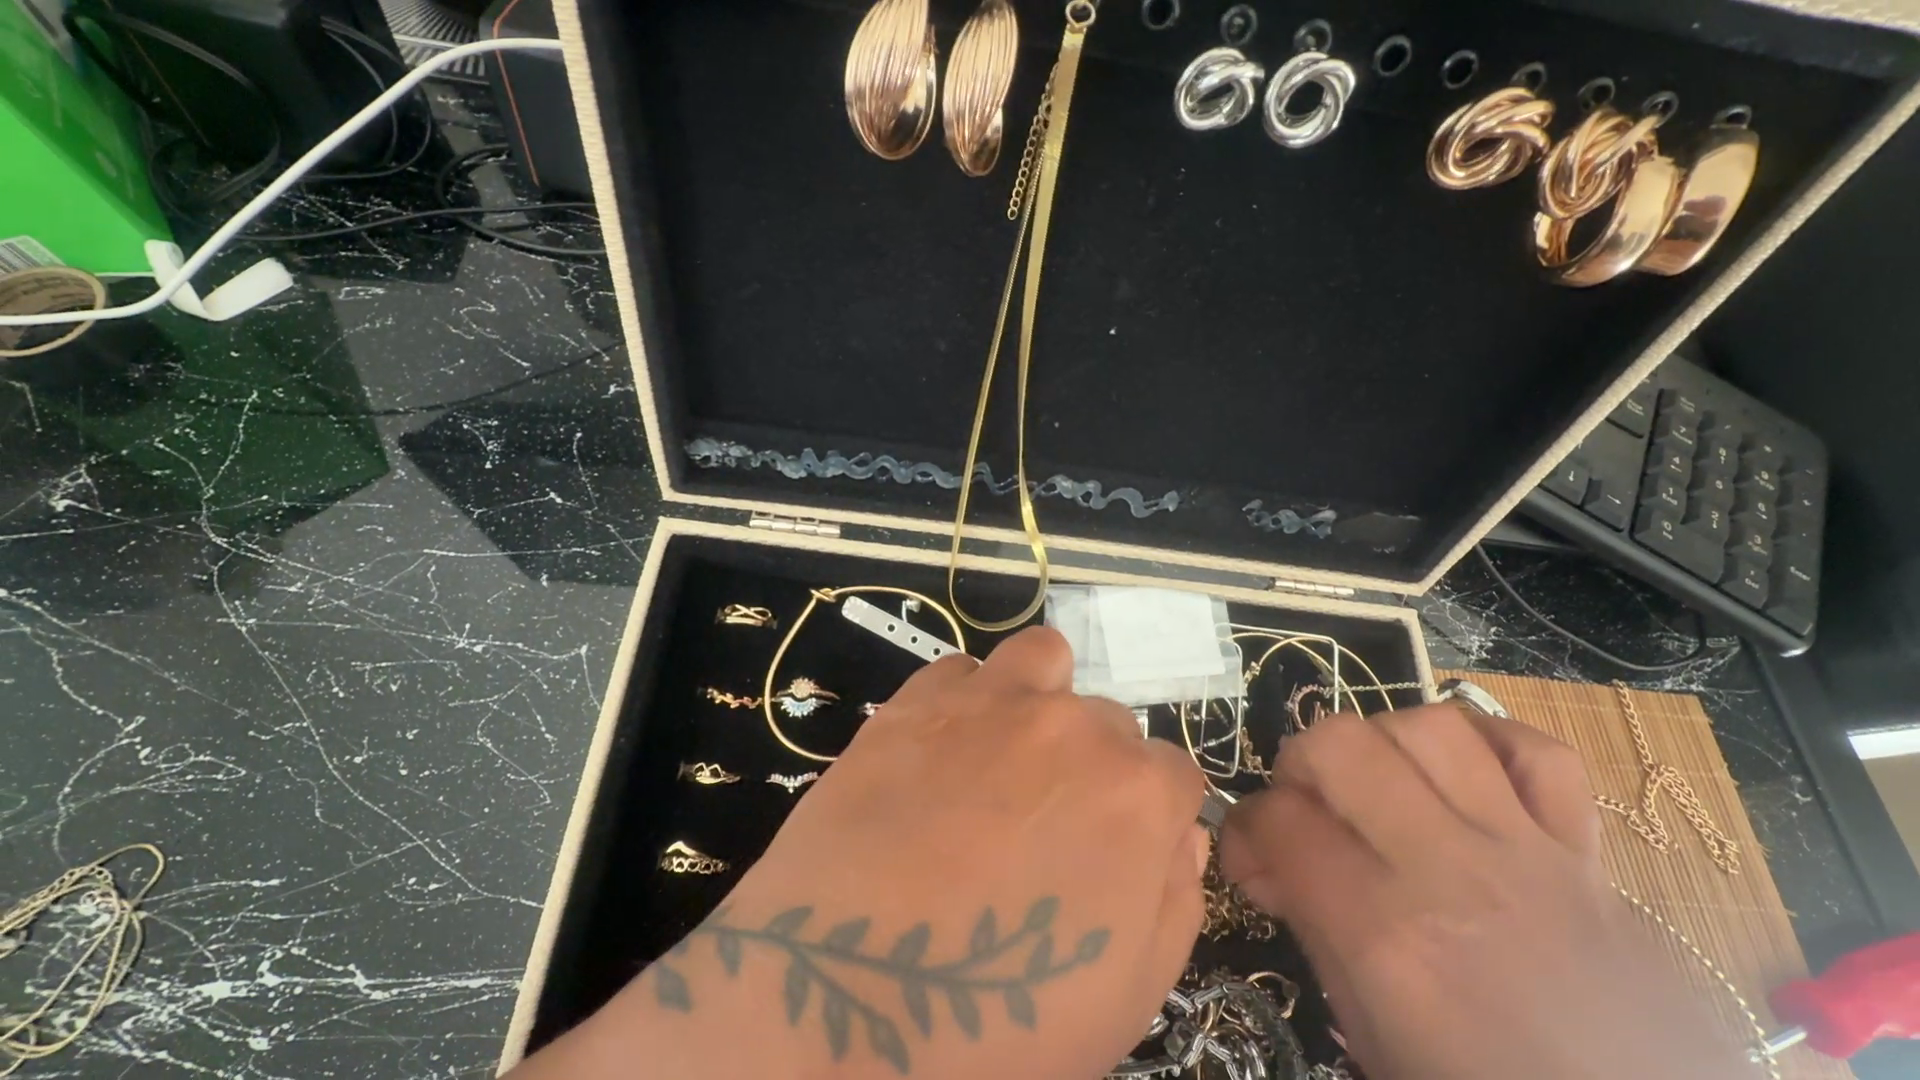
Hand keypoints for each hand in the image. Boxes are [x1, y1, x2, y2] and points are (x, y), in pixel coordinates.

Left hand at [515, 626, 1206, 1079]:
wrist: (844, 987)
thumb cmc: (999, 1013)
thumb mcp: (1129, 994)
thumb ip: (1175, 900)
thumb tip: (1180, 834)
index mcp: (1139, 793)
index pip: (1173, 774)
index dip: (1149, 816)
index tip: (1112, 850)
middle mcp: (1073, 726)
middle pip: (1106, 722)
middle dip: (1092, 767)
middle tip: (1042, 824)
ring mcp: (990, 702)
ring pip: (1042, 660)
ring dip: (1040, 697)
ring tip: (1006, 754)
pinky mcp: (914, 700)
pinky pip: (960, 670)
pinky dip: (965, 698)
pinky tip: (942, 749)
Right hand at [1220, 704, 1748, 1079]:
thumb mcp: (1367, 1034)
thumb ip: (1314, 930)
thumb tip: (1269, 862)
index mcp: (1386, 935)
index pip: (1282, 821)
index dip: (1246, 827)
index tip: (1252, 857)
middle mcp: (1450, 872)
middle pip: (1345, 745)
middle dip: (1301, 763)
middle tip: (1306, 806)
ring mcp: (1526, 853)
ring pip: (1434, 728)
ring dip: (1384, 742)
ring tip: (1376, 783)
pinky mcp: (1586, 853)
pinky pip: (1539, 754)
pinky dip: (1490, 744)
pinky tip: (1461, 774)